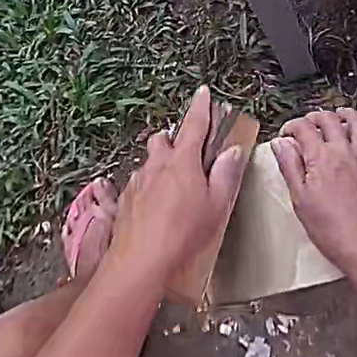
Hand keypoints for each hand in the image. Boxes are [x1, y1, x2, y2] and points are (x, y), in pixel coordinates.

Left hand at [108, 86, 247, 283]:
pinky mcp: (125, 200)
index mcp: (183, 160)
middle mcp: (157, 164)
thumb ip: (226, 174)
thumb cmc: (183, 233)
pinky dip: (148, 186)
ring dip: (160, 164)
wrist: (139, 263)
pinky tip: (156, 206)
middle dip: (175, 138)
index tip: (203, 93)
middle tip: (189, 151)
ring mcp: (137, 181)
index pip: (194, 123)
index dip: (201, 106)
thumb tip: (232, 151)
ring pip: (149, 161)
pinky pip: (138, 183)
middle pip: (164, 138)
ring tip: (173, 184)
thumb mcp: (216, 205)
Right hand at [275, 108, 356, 273]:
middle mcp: (345, 153)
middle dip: (317, 116)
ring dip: (349, 117)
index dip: (291, 126)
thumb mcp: (300, 200)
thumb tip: (281, 145)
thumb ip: (290, 167)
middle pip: (330, 121)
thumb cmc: (333, 230)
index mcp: (322, 157)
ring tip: (342, 115)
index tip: (285, 134)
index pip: (304, 128)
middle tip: (309, 121)